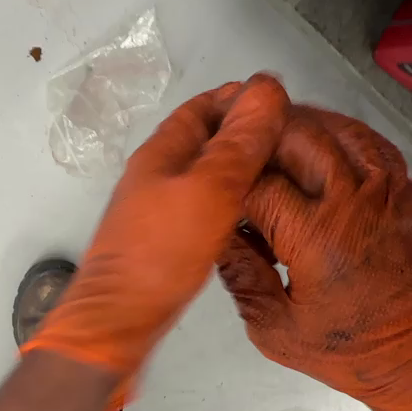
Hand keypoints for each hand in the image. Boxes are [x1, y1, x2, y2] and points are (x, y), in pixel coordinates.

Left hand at [25, 74, 290, 407]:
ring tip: (283, 180)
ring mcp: (157, 213)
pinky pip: (203, 212)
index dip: (245, 99)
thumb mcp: (208, 190)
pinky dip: (230, 207)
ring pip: (205, 179)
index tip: (288, 105)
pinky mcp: (165, 246)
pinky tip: (253, 222)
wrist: (116, 323)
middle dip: (248, 136)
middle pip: (206, 141)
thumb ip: (239, 143)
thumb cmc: (160, 253)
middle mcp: (156, 177)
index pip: (205, 105)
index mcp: (161, 152)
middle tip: (295, 146)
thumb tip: (268, 87)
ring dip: (241, 173)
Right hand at [216, 106, 411, 410]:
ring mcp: (382, 191)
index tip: (211, 186)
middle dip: (261, 133)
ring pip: (337, 128)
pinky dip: (339, 132)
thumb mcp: (270, 325)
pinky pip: (369, 141)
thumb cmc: (335, 347)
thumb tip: (213, 231)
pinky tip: (315, 140)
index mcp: (315, 235)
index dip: (230, 179)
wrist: (407, 352)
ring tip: (268, 132)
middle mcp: (351, 201)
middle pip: (299, 136)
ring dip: (299, 123)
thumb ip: (238, 273)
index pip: (260, 183)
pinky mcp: (399, 191)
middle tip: (233, 139)